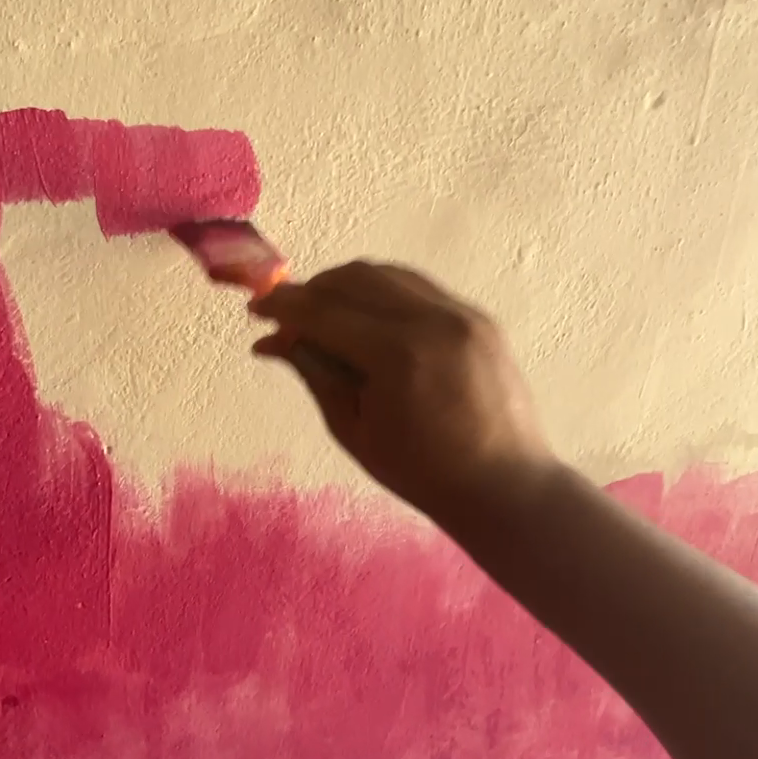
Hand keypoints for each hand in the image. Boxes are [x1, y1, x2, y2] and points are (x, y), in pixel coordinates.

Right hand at [250, 261, 555, 521]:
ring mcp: (461, 313)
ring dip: (343, 286)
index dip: (283, 307)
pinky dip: (378, 293)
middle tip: (284, 317)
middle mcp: (433, 320)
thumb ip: (314, 372)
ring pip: (385, 273)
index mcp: (399, 355)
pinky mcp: (475, 316)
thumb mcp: (351, 427)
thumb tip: (270, 340)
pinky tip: (362, 320)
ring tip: (320, 317)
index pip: (325, 312)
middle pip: (354, 278)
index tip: (253, 309)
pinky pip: (414, 287)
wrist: (504, 485)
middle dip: (310, 291)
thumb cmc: (418, 470)